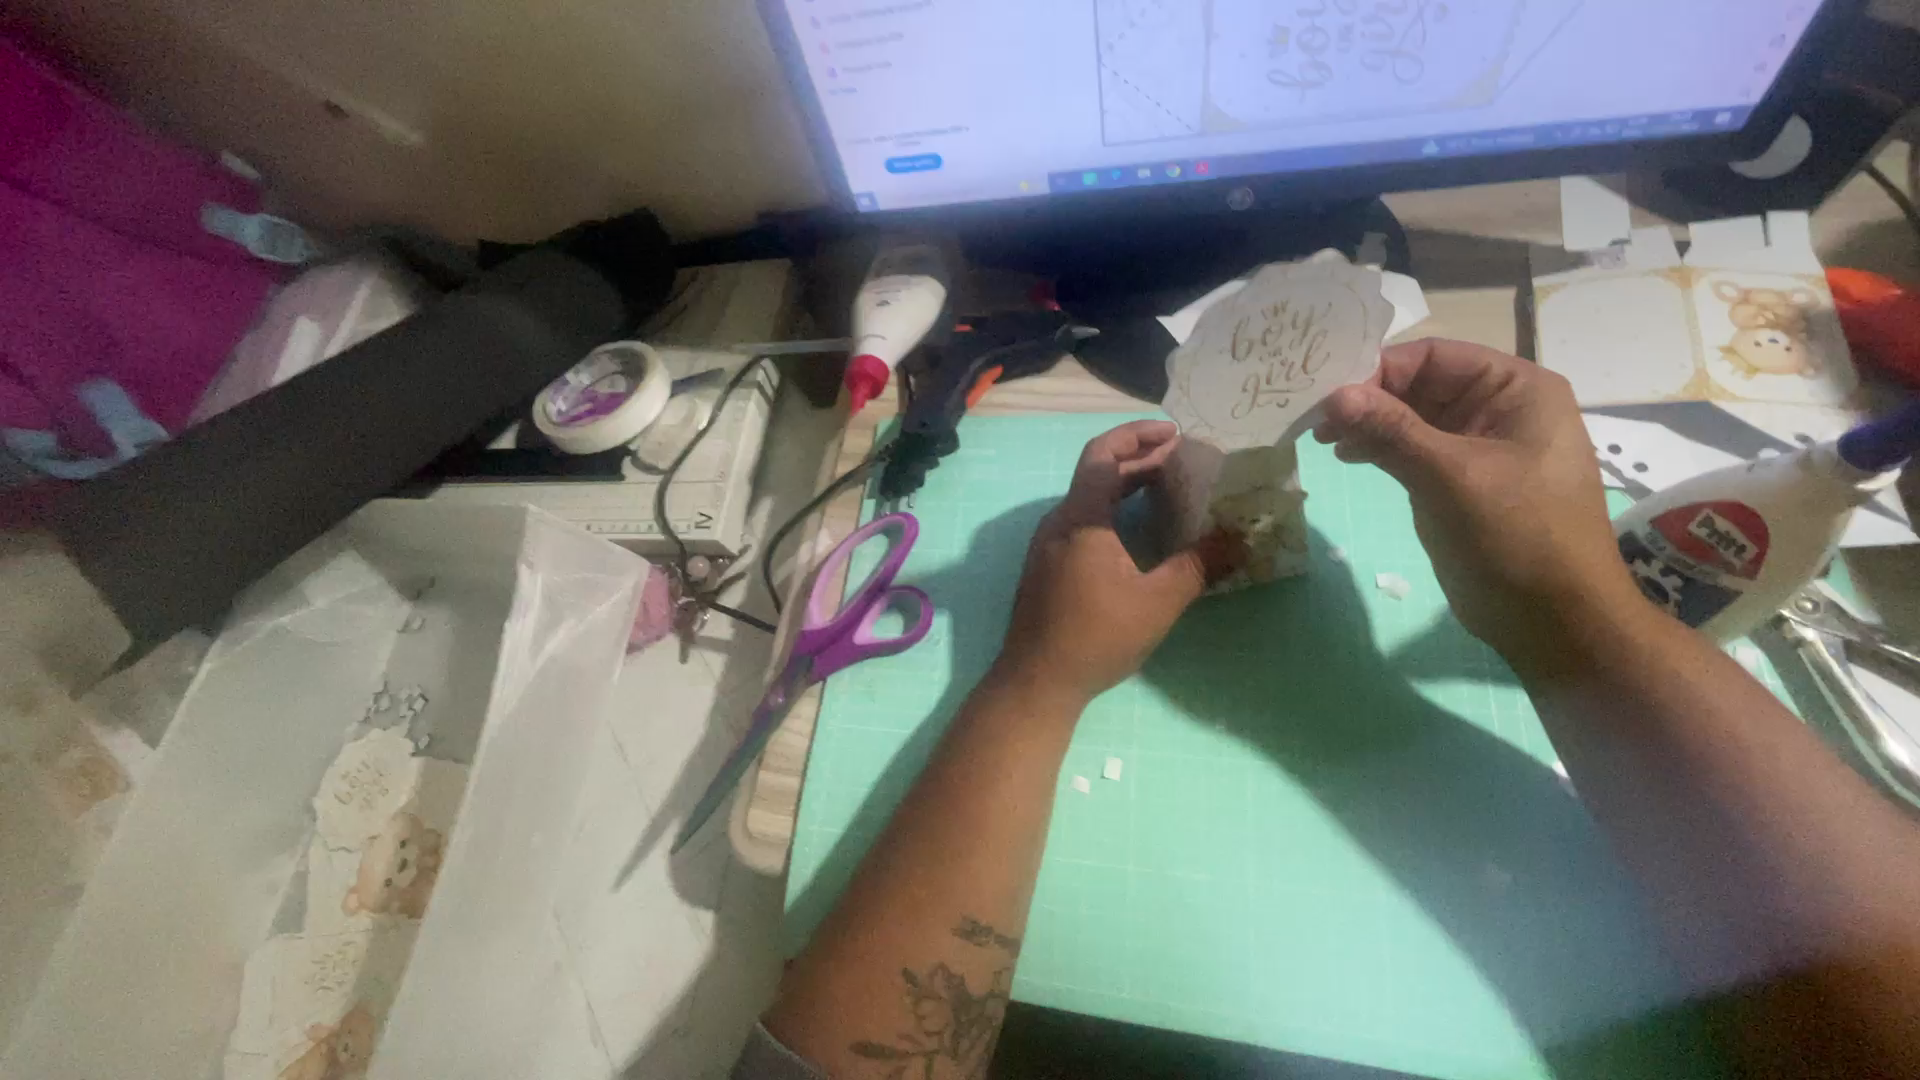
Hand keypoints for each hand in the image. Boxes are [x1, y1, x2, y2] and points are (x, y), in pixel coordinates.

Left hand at [996, 420, 1238, 707]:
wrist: (1036, 680)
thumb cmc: (1096, 637)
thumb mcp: (1157, 601)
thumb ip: (1198, 565)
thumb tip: (1239, 539)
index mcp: (1080, 518)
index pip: (1102, 454)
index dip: (1136, 436)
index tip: (1174, 434)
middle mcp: (1057, 522)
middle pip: (1095, 473)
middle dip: (1138, 461)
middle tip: (1181, 461)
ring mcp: (1046, 545)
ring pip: (1087, 499)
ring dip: (1124, 487)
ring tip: (1166, 489)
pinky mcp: (1045, 566)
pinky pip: (1080, 522)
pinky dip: (1110, 512)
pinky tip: (1136, 532)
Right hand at [1312, 338, 1640, 666]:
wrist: (1551, 617)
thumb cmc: (1516, 536)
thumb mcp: (1450, 475)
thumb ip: (1391, 431)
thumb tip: (1333, 396)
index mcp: (1516, 389)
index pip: (1433, 357)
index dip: (1378, 369)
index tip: (1326, 395)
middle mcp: (1497, 407)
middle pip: (1418, 383)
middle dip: (1367, 398)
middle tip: (1314, 420)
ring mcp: (1475, 445)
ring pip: (1409, 417)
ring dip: (1366, 424)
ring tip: (1324, 441)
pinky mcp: (1456, 479)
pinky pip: (1410, 448)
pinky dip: (1377, 448)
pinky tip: (1347, 456)